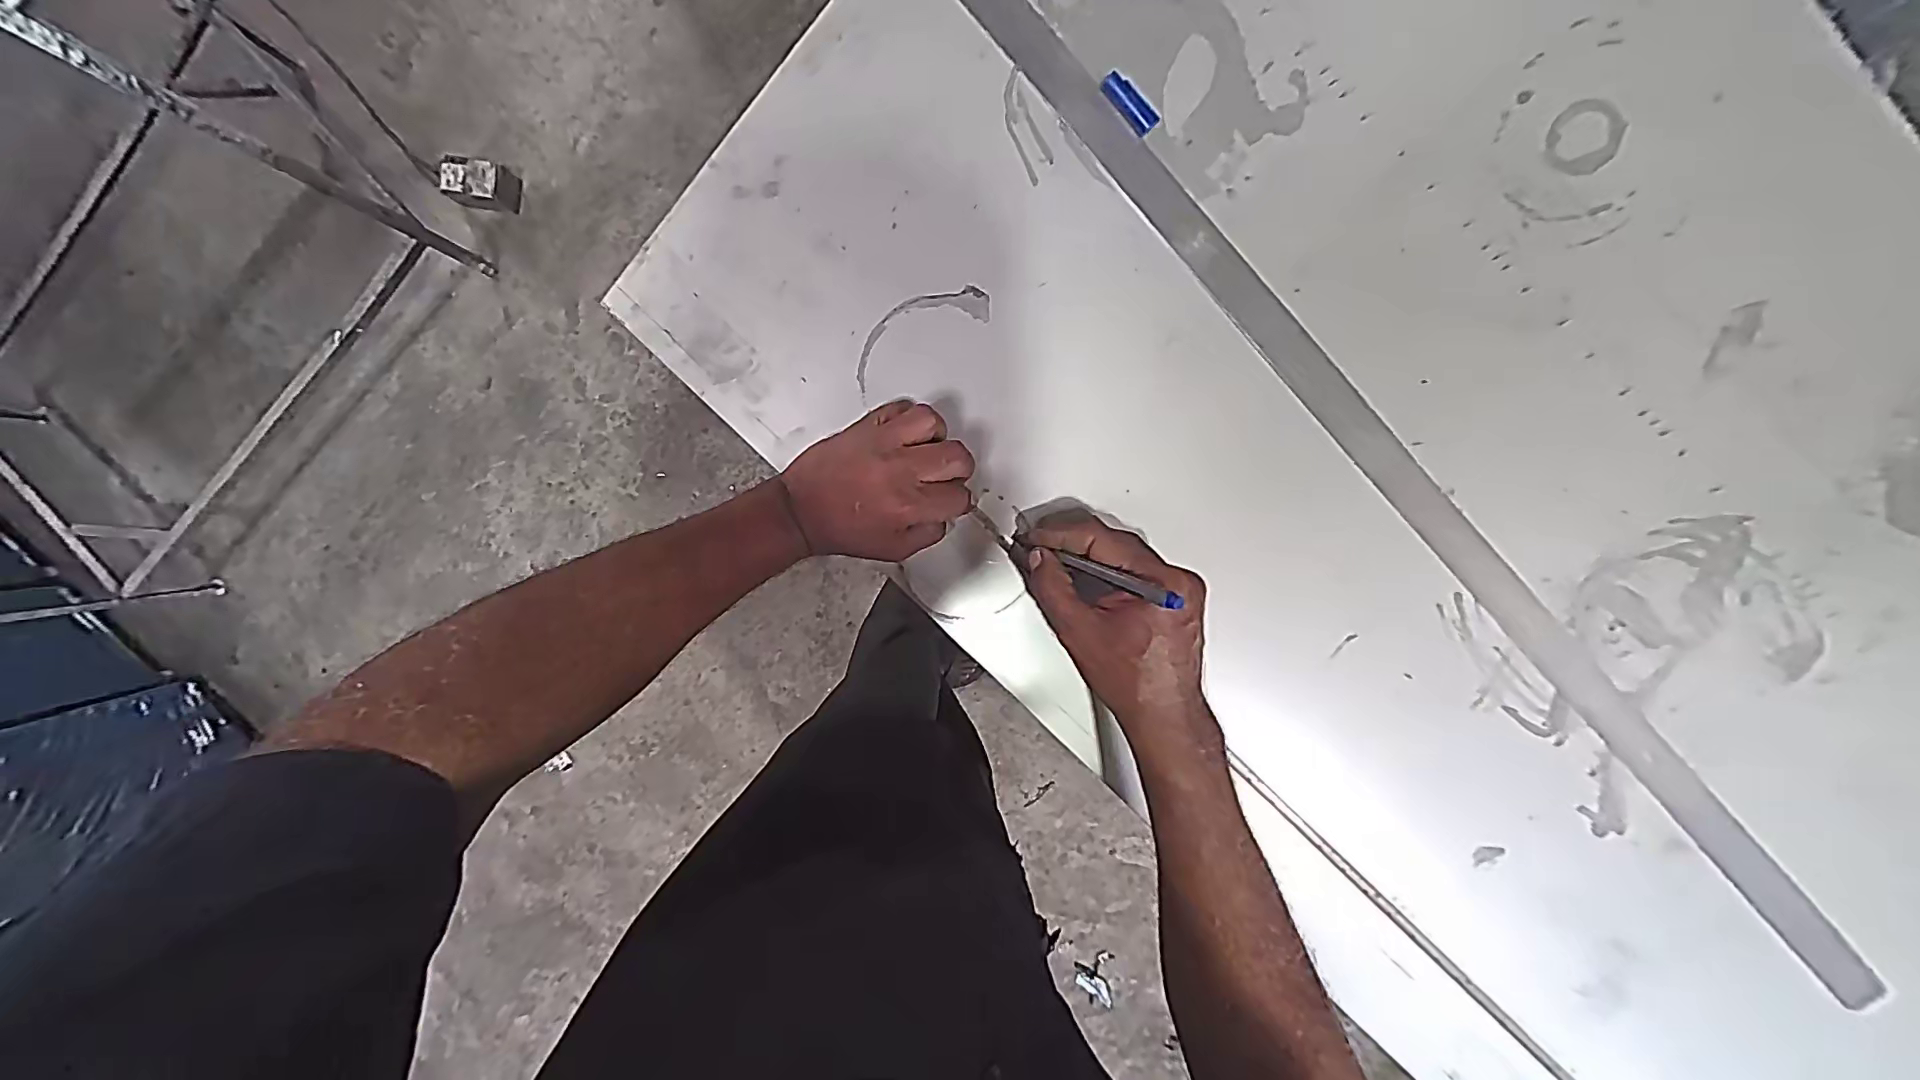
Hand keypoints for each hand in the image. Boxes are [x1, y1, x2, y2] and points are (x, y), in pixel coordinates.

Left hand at [779, 401, 974, 561]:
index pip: (958, 495)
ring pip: (933, 423)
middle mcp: (899, 471)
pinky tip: (905, 434)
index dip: (958, 499)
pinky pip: (902, 407)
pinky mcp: (867, 426)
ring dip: (937, 437)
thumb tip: (944, 517)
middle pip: (957, 457)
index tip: (950, 498)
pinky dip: (909, 418)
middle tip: (946, 474)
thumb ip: (927, 535)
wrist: (801, 510)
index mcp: (907, 506)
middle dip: (959, 469)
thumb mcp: (892, 549)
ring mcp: (883, 443)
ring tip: (927, 449)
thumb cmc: (839, 528)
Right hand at [1022, 512, 1219, 759]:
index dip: (1061, 535)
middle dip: (1073, 544)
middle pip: (1115, 543)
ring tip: (1060, 565)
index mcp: (1161, 583)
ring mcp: (1182, 589)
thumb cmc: (1135, 685)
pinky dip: (1109, 572)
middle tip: (1042, 549)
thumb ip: (1053, 588)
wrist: (1163, 714)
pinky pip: (1137, 571)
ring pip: (1125, 556)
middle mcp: (1178, 581)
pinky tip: (1088, 582)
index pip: (1102, 539)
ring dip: (1090, 557)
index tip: (1038, 538)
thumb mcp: (1079, 632)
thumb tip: (1041, 559)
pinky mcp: (1178, 598)